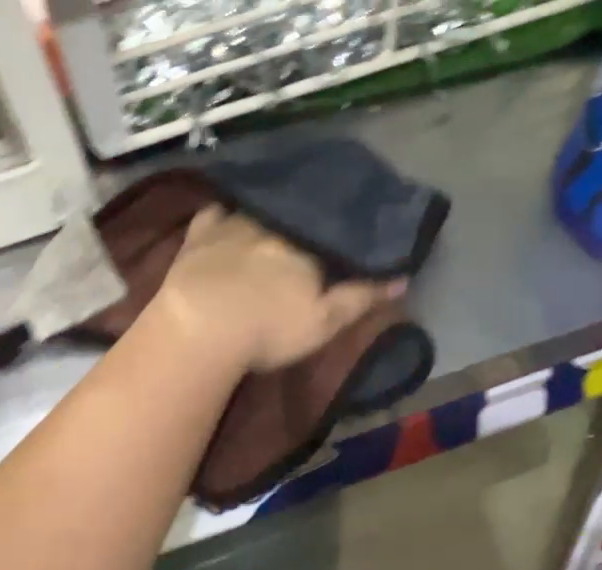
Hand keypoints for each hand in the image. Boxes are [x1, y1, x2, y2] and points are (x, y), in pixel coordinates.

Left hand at [144, 206, 404, 373]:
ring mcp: (232, 224)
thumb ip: (362, 297)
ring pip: (259, 209)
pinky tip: (227, 214)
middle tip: (311, 226)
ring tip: (274, 219)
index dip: (343, 236)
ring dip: (269, 212)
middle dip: (307, 218)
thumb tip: (403, 277)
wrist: (201, 327)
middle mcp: (273, 223)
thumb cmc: (270, 329)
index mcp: (306, 244)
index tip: (351, 236)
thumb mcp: (325, 321)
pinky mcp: (198, 234)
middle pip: (296, 217)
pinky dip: (224, 213)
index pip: (332, 232)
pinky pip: (215, 213)